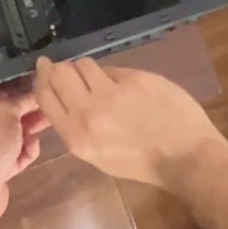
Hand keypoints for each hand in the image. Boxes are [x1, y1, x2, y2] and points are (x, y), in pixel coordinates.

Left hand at [0, 84, 48, 215]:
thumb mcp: (7, 112)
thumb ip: (22, 100)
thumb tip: (34, 92)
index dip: (17, 87)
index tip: (36, 85)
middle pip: (6, 114)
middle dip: (28, 110)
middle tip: (48, 105)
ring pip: (12, 135)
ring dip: (30, 130)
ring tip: (49, 123)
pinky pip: (14, 155)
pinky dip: (24, 151)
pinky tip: (33, 147)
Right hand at [33, 56, 226, 189]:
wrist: (185, 157)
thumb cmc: (142, 163)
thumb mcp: (98, 156)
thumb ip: (77, 129)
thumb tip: (66, 100)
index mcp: (77, 137)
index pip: (45, 98)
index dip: (42, 80)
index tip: (43, 71)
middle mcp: (89, 112)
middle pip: (60, 74)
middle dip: (57, 67)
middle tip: (60, 65)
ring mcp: (113, 92)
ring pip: (84, 64)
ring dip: (85, 68)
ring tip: (95, 77)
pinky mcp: (136, 78)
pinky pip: (114, 68)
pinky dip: (115, 75)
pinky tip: (126, 86)